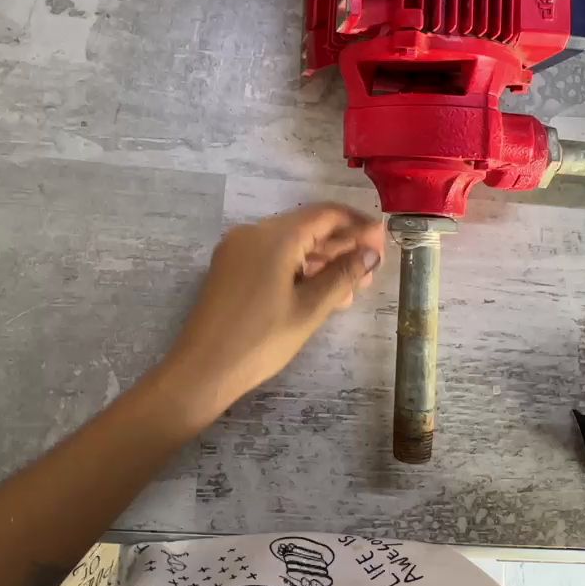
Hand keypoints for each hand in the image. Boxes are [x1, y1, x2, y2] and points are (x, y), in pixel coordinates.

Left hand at [155, 204, 384, 421]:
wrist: (202, 370)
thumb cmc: (260, 340)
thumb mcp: (309, 309)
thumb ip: (343, 275)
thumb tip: (372, 253)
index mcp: (274, 236)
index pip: (325, 215)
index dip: (357, 224)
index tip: (383, 239)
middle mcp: (254, 232)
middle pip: (307, 227)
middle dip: (342, 244)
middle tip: (374, 265)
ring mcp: (238, 249)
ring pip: (290, 244)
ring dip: (322, 260)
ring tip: (355, 283)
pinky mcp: (231, 267)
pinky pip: (272, 257)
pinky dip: (299, 268)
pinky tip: (323, 290)